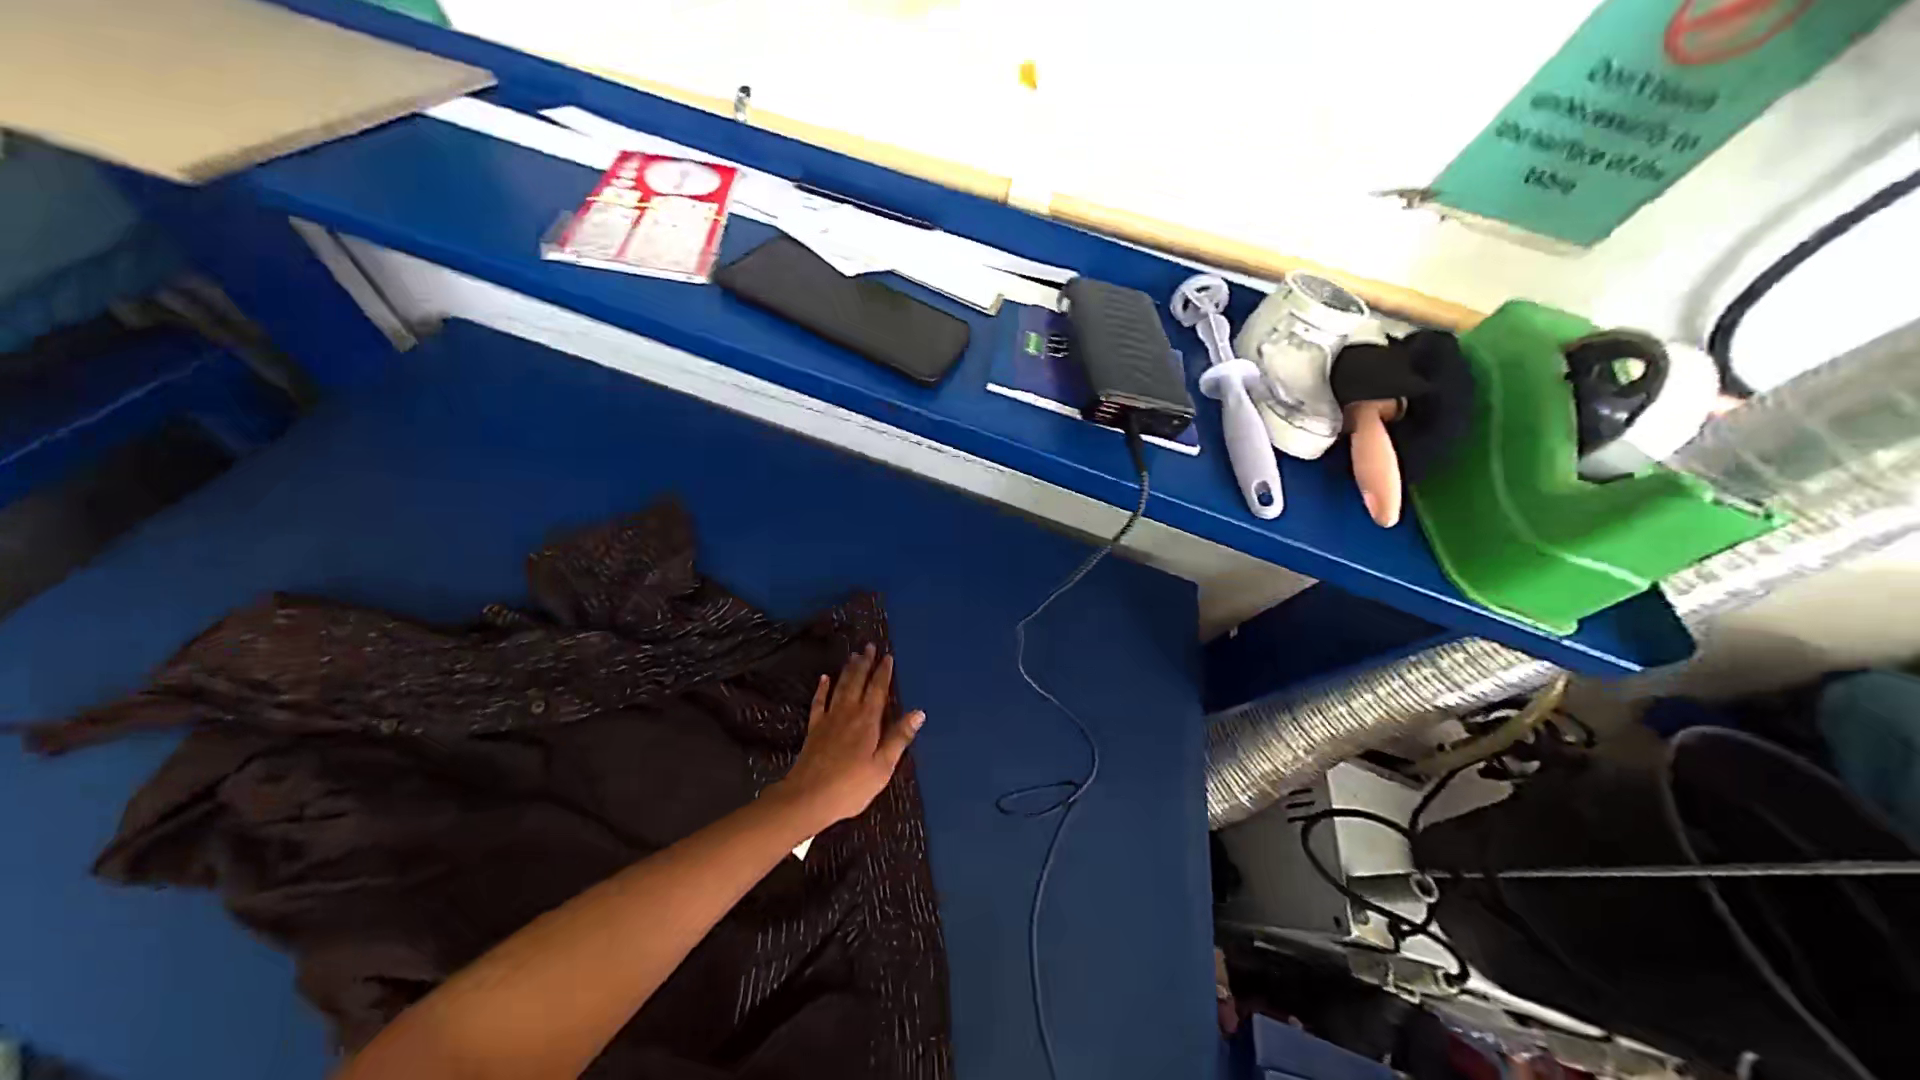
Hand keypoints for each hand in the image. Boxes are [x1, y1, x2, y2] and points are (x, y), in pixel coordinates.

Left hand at [774, 645, 923, 827]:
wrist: (808, 797)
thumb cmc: (851, 786)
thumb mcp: (882, 766)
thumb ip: (899, 737)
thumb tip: (918, 712)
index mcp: (868, 721)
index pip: (878, 690)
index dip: (883, 672)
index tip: (888, 656)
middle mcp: (848, 713)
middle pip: (858, 682)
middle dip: (865, 664)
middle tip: (869, 646)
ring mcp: (829, 719)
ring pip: (840, 687)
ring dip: (848, 670)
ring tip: (854, 656)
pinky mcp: (814, 729)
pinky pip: (819, 702)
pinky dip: (822, 689)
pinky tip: (824, 679)